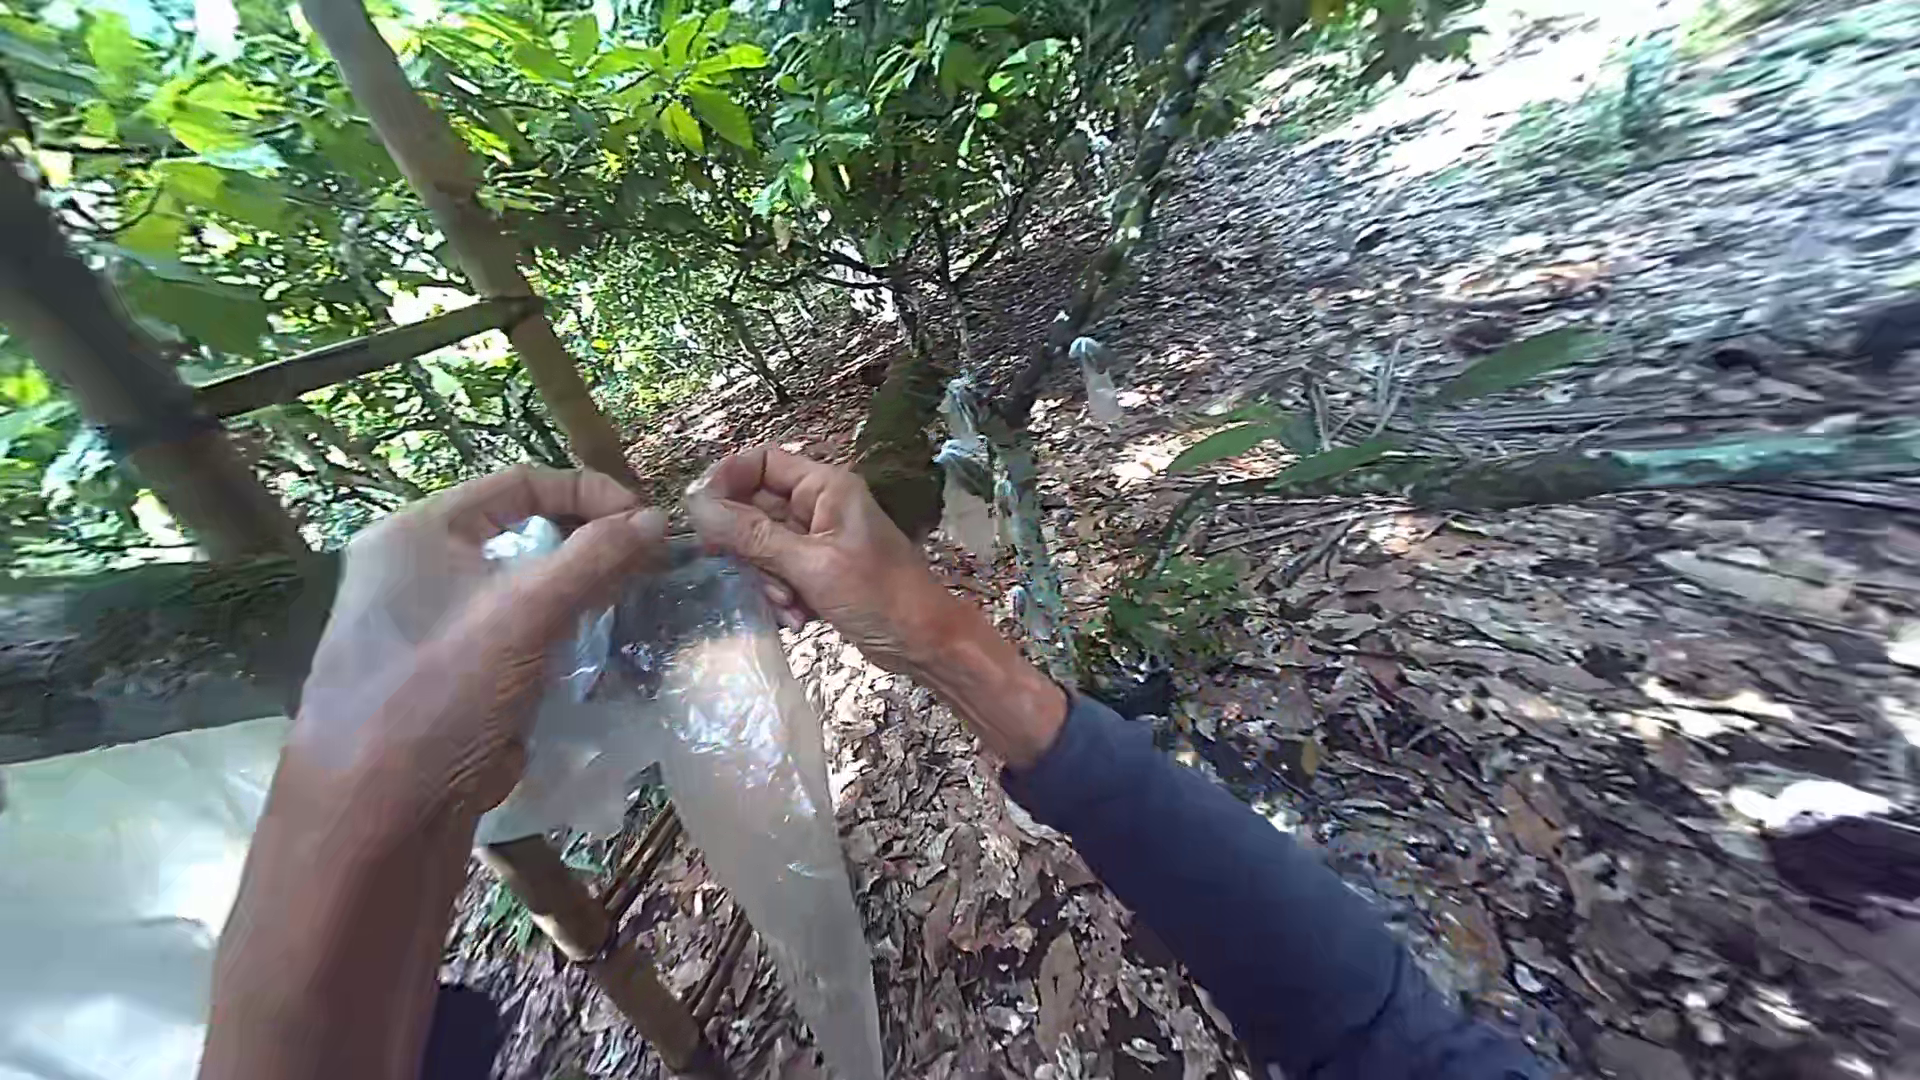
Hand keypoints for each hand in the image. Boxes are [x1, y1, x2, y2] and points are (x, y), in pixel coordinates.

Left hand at [294, 465, 666, 822]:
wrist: (382, 811)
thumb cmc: (443, 692)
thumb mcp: (527, 612)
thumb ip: (597, 556)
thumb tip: (659, 519)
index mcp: (420, 532)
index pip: (523, 482)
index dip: (591, 491)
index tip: (645, 520)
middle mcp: (425, 561)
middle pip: (529, 522)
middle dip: (595, 533)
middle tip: (648, 554)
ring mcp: (441, 610)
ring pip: (532, 569)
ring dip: (588, 571)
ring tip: (636, 584)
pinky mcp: (462, 652)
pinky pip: (527, 610)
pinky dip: (569, 606)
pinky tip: (603, 620)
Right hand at [688, 446, 1066, 765]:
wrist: (922, 641)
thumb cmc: (876, 595)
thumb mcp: (811, 564)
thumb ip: (753, 534)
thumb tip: (695, 504)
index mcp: (826, 487)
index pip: (761, 461)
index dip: (726, 481)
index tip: (701, 517)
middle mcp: (820, 506)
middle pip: (756, 508)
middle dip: (748, 547)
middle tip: (744, 573)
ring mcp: (819, 541)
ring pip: (764, 546)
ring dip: (766, 579)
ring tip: (787, 604)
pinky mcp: (819, 572)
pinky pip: (780, 573)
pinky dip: (782, 596)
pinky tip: (798, 619)